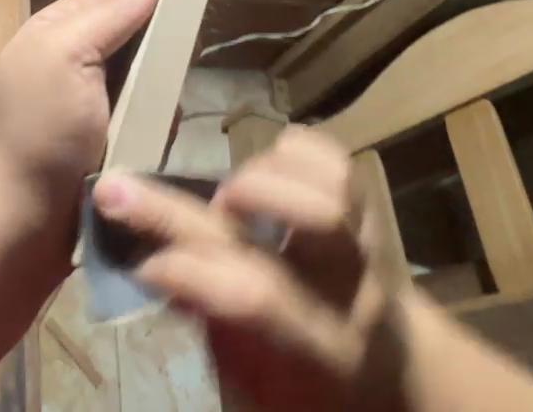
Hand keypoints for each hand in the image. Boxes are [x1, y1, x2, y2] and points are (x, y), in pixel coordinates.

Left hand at [0, 0, 226, 230]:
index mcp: (58, 25)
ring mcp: (90, 92)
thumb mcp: (66, 59)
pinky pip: (145, 101)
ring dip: (167, 53)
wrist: (20, 222)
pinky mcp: (105, 130)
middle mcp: (74, 51)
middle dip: (170, 4)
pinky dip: (160, 100)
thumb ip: (108, 15)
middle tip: (208, 0)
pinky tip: (171, 104)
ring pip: (145, 55)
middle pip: (134, 12)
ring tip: (194, 47)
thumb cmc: (40, 133)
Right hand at [92, 127, 411, 408]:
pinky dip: (288, 153)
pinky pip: (332, 158)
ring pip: (332, 180)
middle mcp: (356, 284)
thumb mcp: (255, 374)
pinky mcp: (367, 205)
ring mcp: (368, 239)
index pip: (260, 297)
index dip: (192, 271)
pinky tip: (262, 173)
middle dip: (248, 192)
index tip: (141, 260)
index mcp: (328, 348)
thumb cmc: (305, 379)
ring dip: (270, 172)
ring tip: (234, 197)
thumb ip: (212, 320)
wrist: (390, 369)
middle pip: (317, 218)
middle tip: (213, 209)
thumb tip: (150, 262)